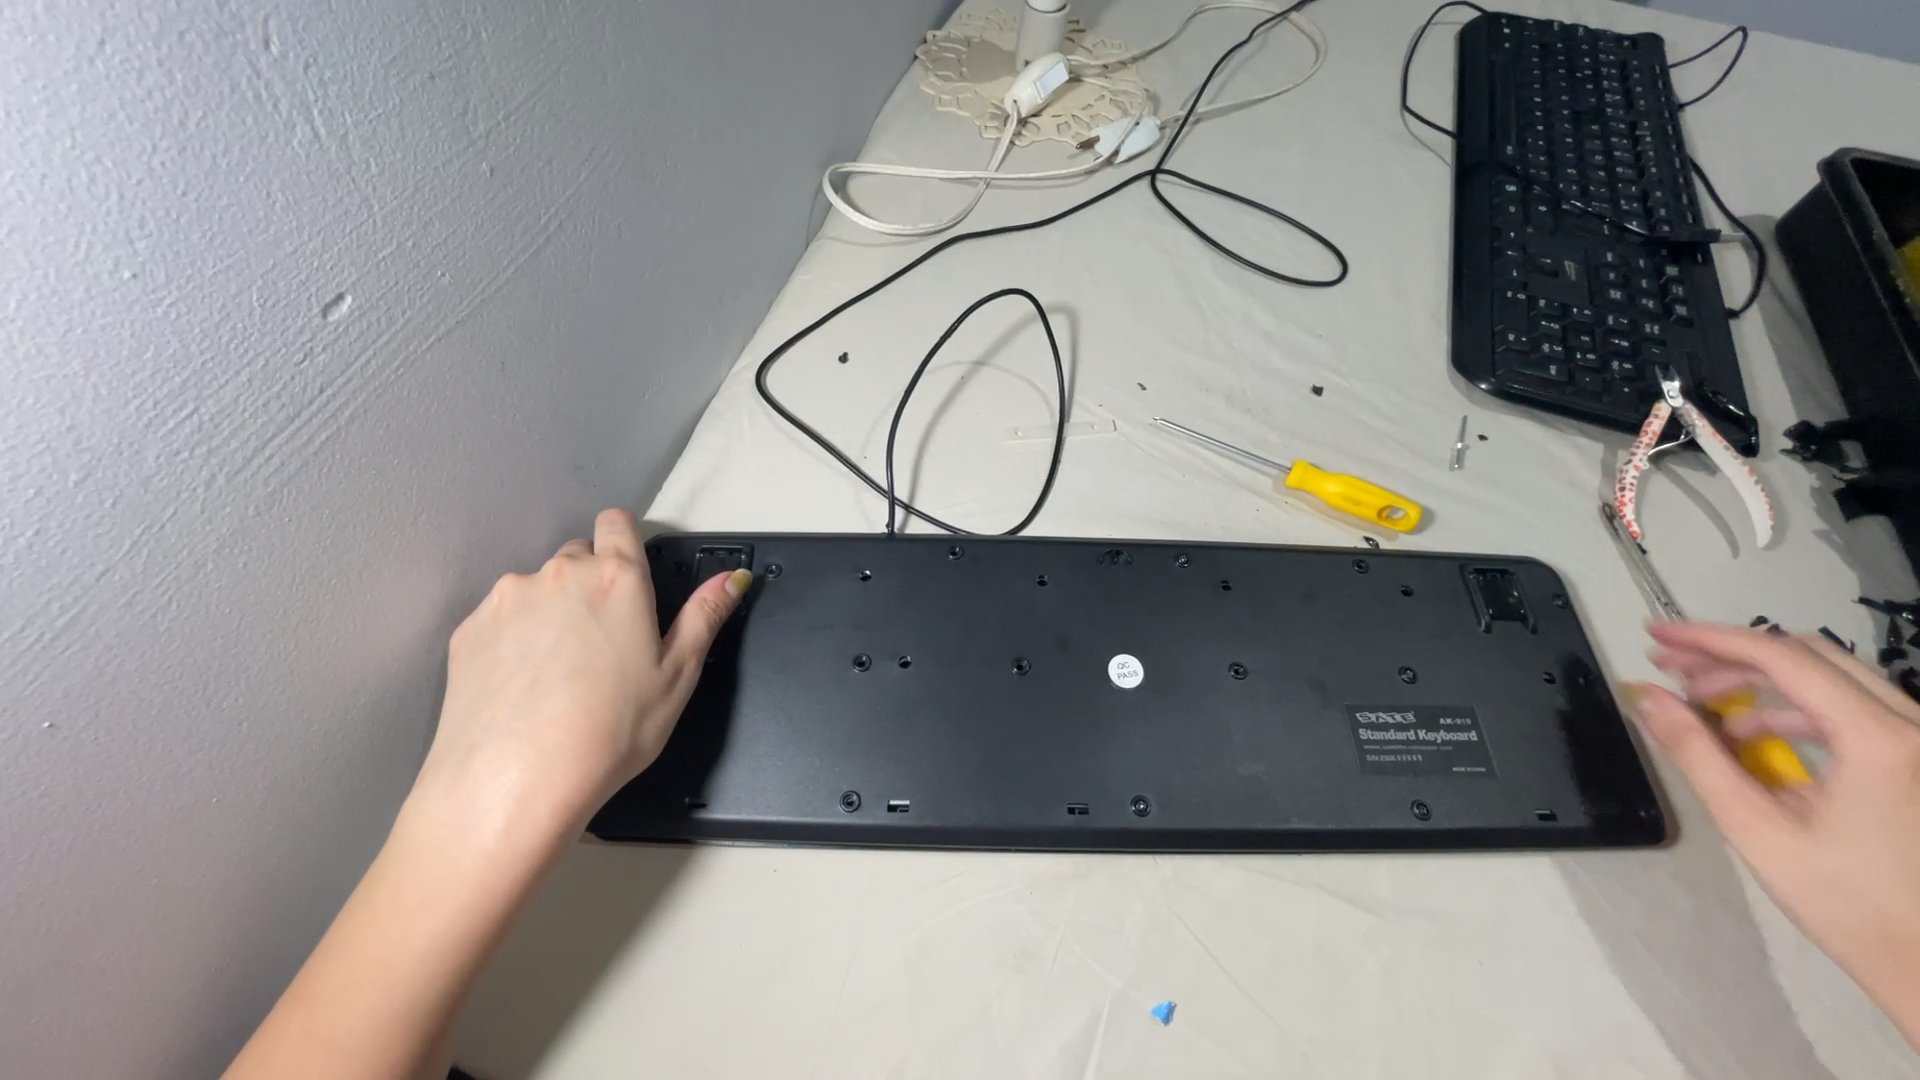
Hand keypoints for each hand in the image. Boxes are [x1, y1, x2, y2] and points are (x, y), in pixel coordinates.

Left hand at [421, 508, 749, 823]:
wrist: (514, 783)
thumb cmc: (610, 731)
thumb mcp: (678, 674)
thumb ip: (705, 615)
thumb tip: (733, 578)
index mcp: (617, 580)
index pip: (617, 523)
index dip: (625, 540)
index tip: (630, 571)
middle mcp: (559, 575)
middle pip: (578, 556)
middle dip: (593, 584)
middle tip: (606, 640)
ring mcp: (508, 601)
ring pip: (538, 588)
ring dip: (553, 611)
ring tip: (562, 671)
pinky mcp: (469, 631)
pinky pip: (502, 618)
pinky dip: (516, 638)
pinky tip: (527, 685)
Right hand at [1632, 621, 1919, 1045]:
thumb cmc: (1845, 899)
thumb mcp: (1753, 824)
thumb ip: (1695, 751)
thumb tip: (1645, 695)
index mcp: (1880, 740)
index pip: (1781, 658)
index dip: (1709, 638)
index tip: (1653, 634)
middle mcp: (1914, 728)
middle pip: (1809, 658)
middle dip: (1729, 654)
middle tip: (1668, 664)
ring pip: (1831, 680)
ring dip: (1758, 681)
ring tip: (1700, 702)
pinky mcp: (1918, 763)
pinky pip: (1851, 711)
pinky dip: (1790, 708)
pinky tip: (1750, 736)